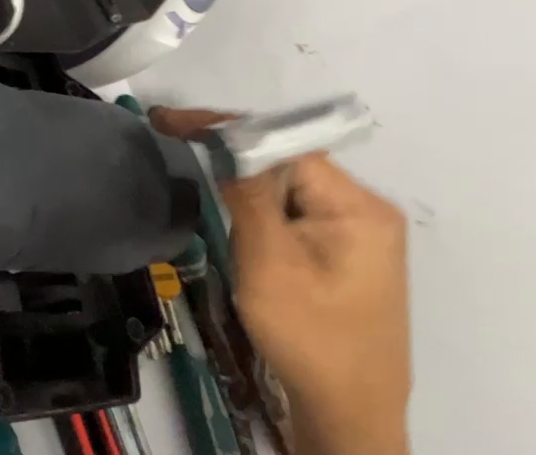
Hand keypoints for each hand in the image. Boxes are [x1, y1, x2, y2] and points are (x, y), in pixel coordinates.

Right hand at [153, 109, 410, 454]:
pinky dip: (258, 200)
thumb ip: (248, 195)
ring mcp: (359, 233)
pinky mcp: (345, 252)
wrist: (348, 415)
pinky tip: (230, 202)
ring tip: (192, 161)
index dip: (224, 128)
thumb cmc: (309, 337)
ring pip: (288, 184)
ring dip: (242, 176)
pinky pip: (295, 207)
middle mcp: (366, 210)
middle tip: (172, 136)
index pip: (283, 145)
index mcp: (358, 207)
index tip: (169, 121)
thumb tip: (225, 141)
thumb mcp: (269, 262)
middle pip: (287, 159)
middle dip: (230, 149)